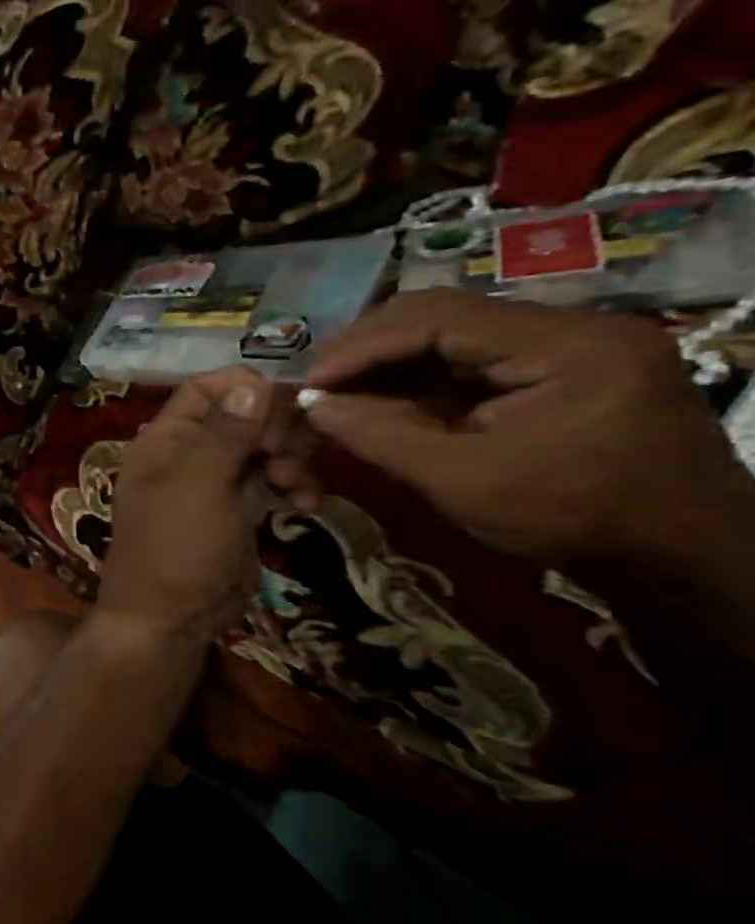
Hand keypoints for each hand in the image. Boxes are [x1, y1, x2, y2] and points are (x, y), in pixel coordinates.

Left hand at [98, 368, 311, 637]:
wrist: (170, 617)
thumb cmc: (175, 547)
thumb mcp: (198, 486)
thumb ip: (226, 434)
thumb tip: (254, 384)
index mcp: (163, 441)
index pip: (204, 389)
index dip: (246, 388)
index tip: (286, 402)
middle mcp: (186, 455)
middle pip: (244, 415)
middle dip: (277, 427)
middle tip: (287, 454)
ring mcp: (214, 484)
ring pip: (264, 447)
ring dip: (291, 458)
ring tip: (296, 484)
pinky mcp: (238, 510)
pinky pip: (272, 482)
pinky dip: (294, 486)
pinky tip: (307, 505)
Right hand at [305, 290, 754, 567]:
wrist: (671, 551)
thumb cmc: (570, 516)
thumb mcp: (461, 479)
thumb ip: (382, 436)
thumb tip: (312, 405)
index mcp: (566, 344)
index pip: (439, 318)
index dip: (361, 346)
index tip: (307, 382)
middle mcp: (570, 329)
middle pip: (443, 317)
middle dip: (367, 350)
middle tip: (312, 386)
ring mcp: (564, 348)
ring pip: (450, 338)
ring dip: (384, 366)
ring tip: (332, 395)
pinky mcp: (552, 372)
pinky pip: (467, 363)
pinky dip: (412, 382)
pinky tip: (374, 402)